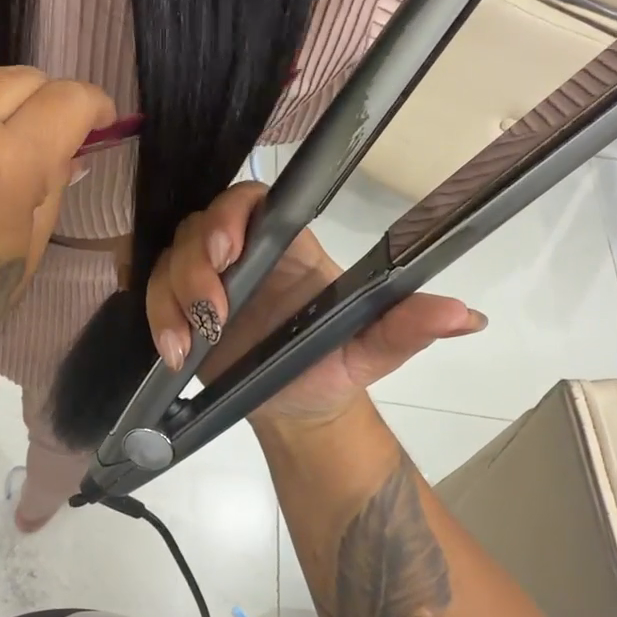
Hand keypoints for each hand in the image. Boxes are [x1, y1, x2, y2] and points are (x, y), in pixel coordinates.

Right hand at [146, 182, 485, 424]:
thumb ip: (405, 328)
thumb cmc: (330, 372)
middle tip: (210, 313)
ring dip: (170, 299)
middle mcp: (242, 258)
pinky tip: (172, 354)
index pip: (253, 204)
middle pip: (198, 229)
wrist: (294, 412)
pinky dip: (155, 319)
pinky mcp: (179, 310)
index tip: (227, 253)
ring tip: (187, 347)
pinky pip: (152, 296)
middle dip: (194, 267)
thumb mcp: (370, 352)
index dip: (231, 215)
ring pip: (168, 260)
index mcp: (288, 250)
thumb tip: (464, 316)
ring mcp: (205, 282)